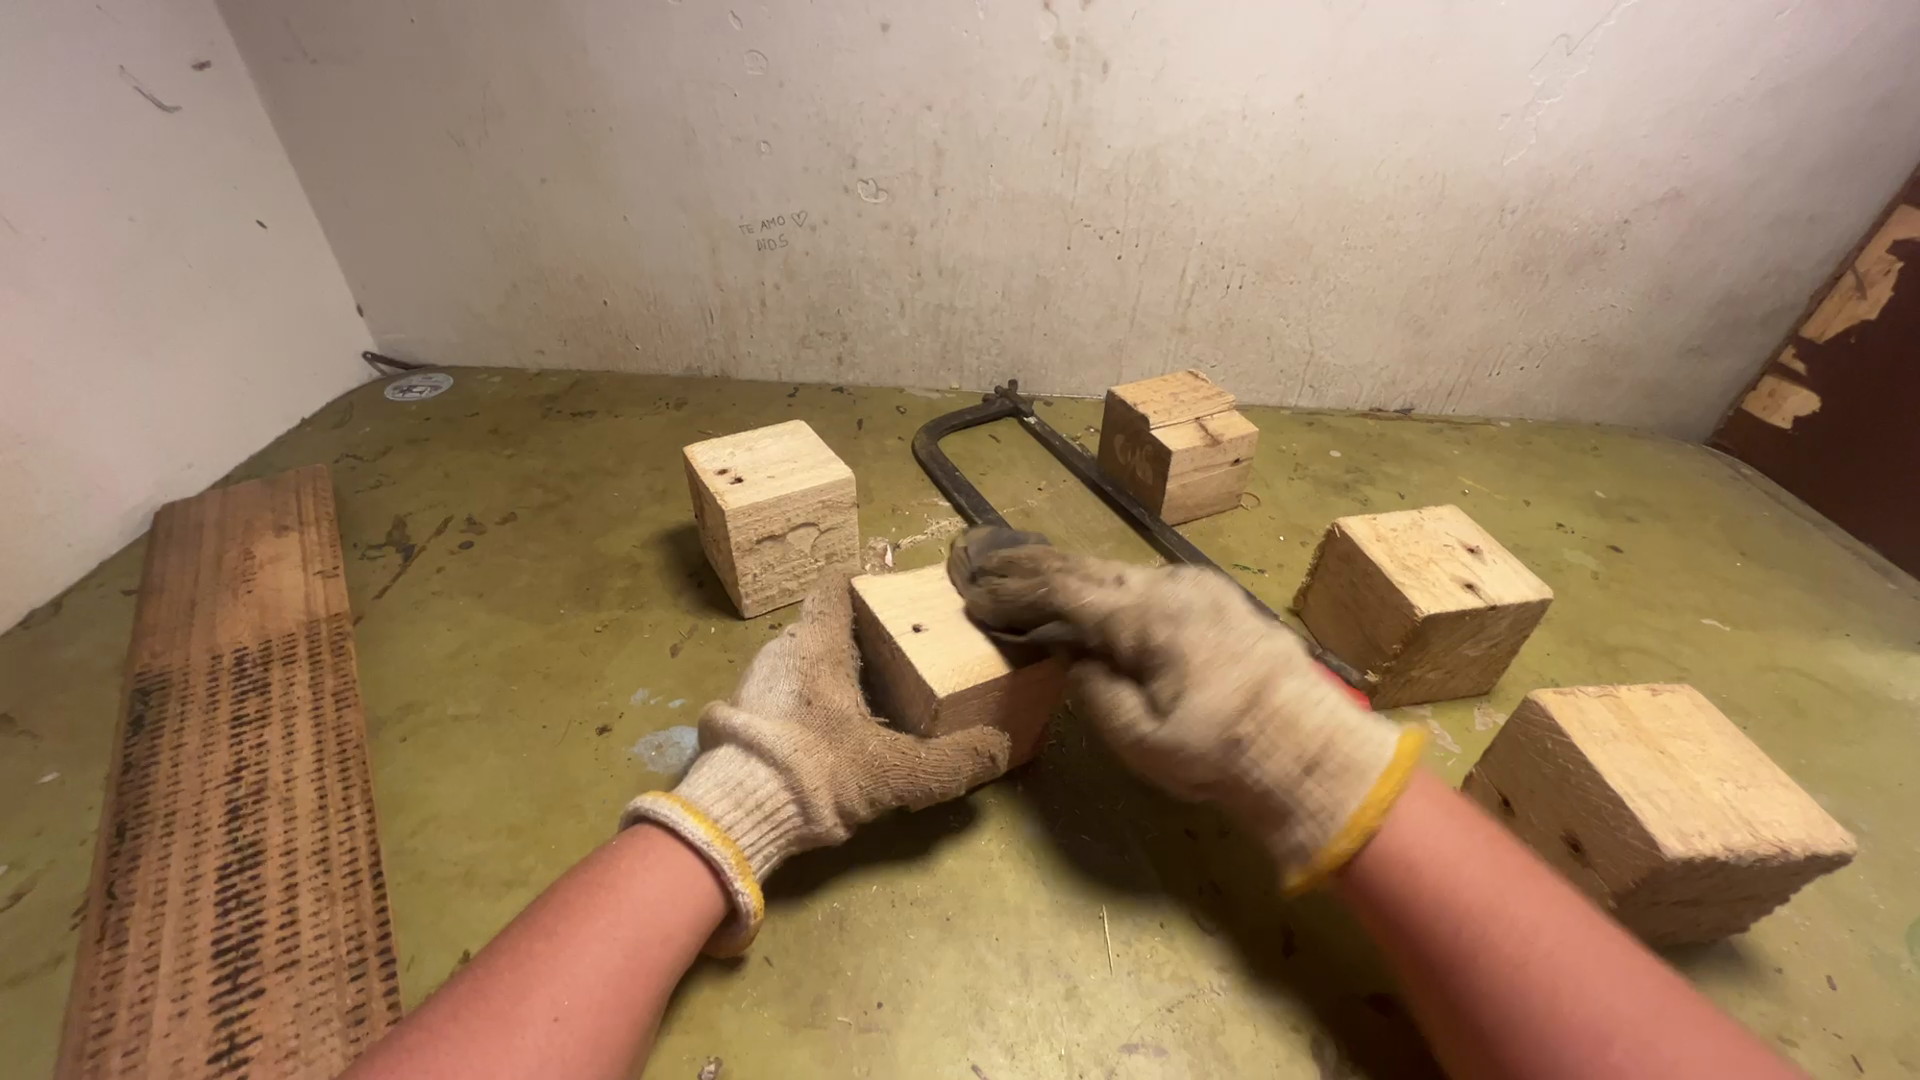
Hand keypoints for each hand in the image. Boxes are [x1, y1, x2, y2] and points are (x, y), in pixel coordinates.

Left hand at [621, 573, 1011, 954]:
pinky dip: (803, 700)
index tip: (885, 582)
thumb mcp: (894, 771)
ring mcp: (751, 684)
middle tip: (892, 650)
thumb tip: (998, 747)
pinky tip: (823, 734)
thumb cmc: (814, 771)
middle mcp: (780, 652)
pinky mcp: (734, 718)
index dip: (860, 577)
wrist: (730, 818)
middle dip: (854, 634)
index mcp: (817, 646)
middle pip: (821, 625)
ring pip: (798, 660)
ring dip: (827, 670)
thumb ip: (950, 761)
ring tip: (863, 694)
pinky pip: (779, 693)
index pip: (834, 587)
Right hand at [949, 529, 1424, 891]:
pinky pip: (1141, 581)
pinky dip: (1101, 583)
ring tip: (1024, 571)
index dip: (1014, 595)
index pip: (1063, 594)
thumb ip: (1095, 691)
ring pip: (1113, 570)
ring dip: (1066, 573)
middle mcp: (1167, 586)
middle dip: (1029, 567)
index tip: (974, 596)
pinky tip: (1086, 589)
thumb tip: (1075, 656)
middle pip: (1083, 568)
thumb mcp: (1142, 740)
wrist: (1313, 752)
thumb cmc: (1223, 756)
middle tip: (984, 564)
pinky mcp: (1211, 595)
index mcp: (1146, 619)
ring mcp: (1193, 586)